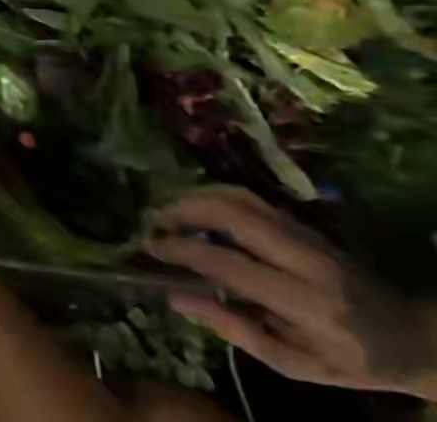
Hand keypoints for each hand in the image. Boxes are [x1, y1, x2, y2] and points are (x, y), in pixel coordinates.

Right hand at [146, 186, 436, 399]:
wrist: (416, 340)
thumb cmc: (350, 358)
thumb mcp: (296, 363)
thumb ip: (235, 331)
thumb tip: (175, 297)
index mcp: (306, 301)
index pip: (228, 263)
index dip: (181, 250)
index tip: (148, 247)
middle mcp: (306, 261)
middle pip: (232, 214)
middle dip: (181, 210)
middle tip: (154, 221)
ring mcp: (308, 237)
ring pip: (238, 197)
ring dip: (192, 197)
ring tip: (167, 211)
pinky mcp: (304, 226)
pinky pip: (248, 198)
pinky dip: (211, 195)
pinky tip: (194, 207)